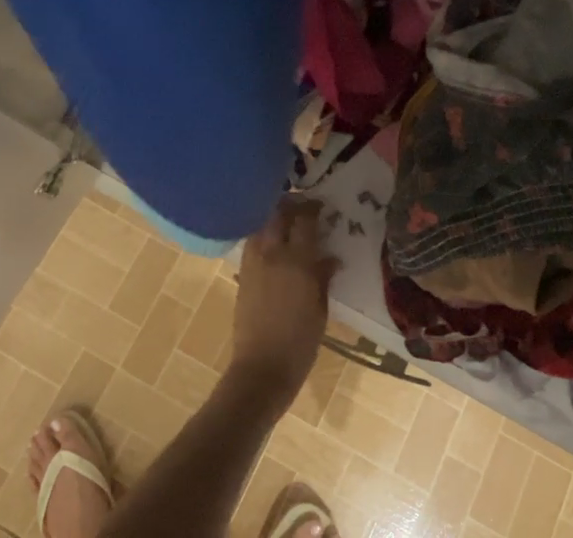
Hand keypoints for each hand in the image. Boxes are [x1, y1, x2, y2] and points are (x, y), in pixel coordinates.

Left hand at [228, 198, 339, 409]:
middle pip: (278, 214)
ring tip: (287, 222)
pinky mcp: (242, 273)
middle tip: (304, 208)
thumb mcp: (320, 308)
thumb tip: (331, 258)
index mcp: (296, 261)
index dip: (313, 207)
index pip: (304, 219)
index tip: (322, 206)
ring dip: (274, 218)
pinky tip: (274, 244)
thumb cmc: (300, 342)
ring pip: (261, 225)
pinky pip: (252, 242)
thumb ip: (323, 277)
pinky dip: (263, 234)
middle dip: (291, 205)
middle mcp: (271, 253)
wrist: (262, 367)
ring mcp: (253, 262)